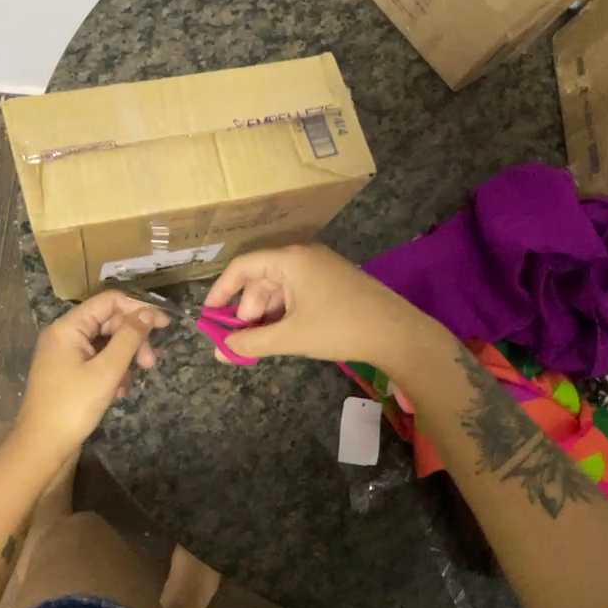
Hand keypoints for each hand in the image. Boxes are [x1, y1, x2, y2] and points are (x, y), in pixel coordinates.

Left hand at [15, 290, 169, 452]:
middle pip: (107, 321)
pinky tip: (119, 391)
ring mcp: (64, 354)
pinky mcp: (67, 373)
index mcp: (68, 327)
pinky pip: (96, 360)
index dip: (138, 308)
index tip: (164, 325)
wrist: (42, 447)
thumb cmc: (73, 406)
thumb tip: (149, 312)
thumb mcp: (106, 371)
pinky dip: (112, 371)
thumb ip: (129, 338)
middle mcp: (64, 335)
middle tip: (152, 362)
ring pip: (104, 343)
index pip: (109, 301)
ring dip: (124, 357)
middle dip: (133, 338)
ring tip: (133, 382)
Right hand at [203, 244, 444, 369]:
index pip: (243, 266)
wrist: (398, 334)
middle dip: (247, 307)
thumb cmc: (339, 328)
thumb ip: (252, 342)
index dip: (222, 290)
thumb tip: (221, 351)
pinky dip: (285, 310)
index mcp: (291, 259)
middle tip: (244, 335)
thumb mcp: (291, 337)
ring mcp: (322, 267)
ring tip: (265, 339)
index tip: (210, 314)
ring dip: (266, 311)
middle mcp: (304, 256)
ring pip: (280, 286)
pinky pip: (298, 290)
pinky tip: (286, 332)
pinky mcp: (334, 280)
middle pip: (261, 276)